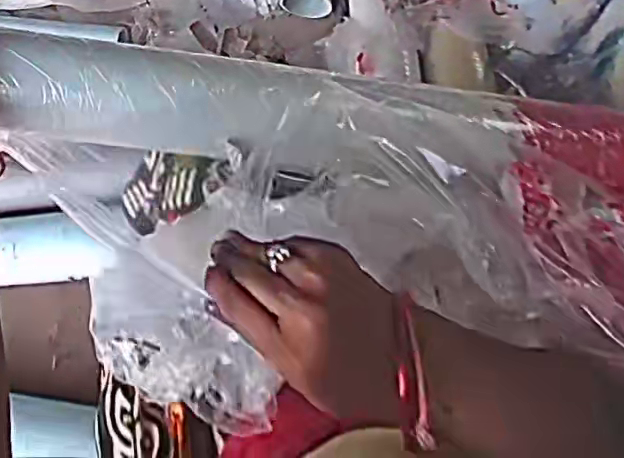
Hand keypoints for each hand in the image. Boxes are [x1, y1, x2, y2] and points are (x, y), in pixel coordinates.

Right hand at [206, 234, 398, 424]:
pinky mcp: (331, 253)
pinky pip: (287, 242)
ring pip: (262, 248)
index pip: (230, 296)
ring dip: (247, 247)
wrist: (411, 360)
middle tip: (218, 254)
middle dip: (225, 258)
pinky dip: (277, 247)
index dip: (215, 282)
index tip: (212, 278)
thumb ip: (253, 333)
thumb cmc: (355, 380)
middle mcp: (299, 303)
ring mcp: (316, 273)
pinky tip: (275, 254)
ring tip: (237, 247)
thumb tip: (219, 301)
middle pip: (242, 265)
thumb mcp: (295, 373)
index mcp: (287, 341)